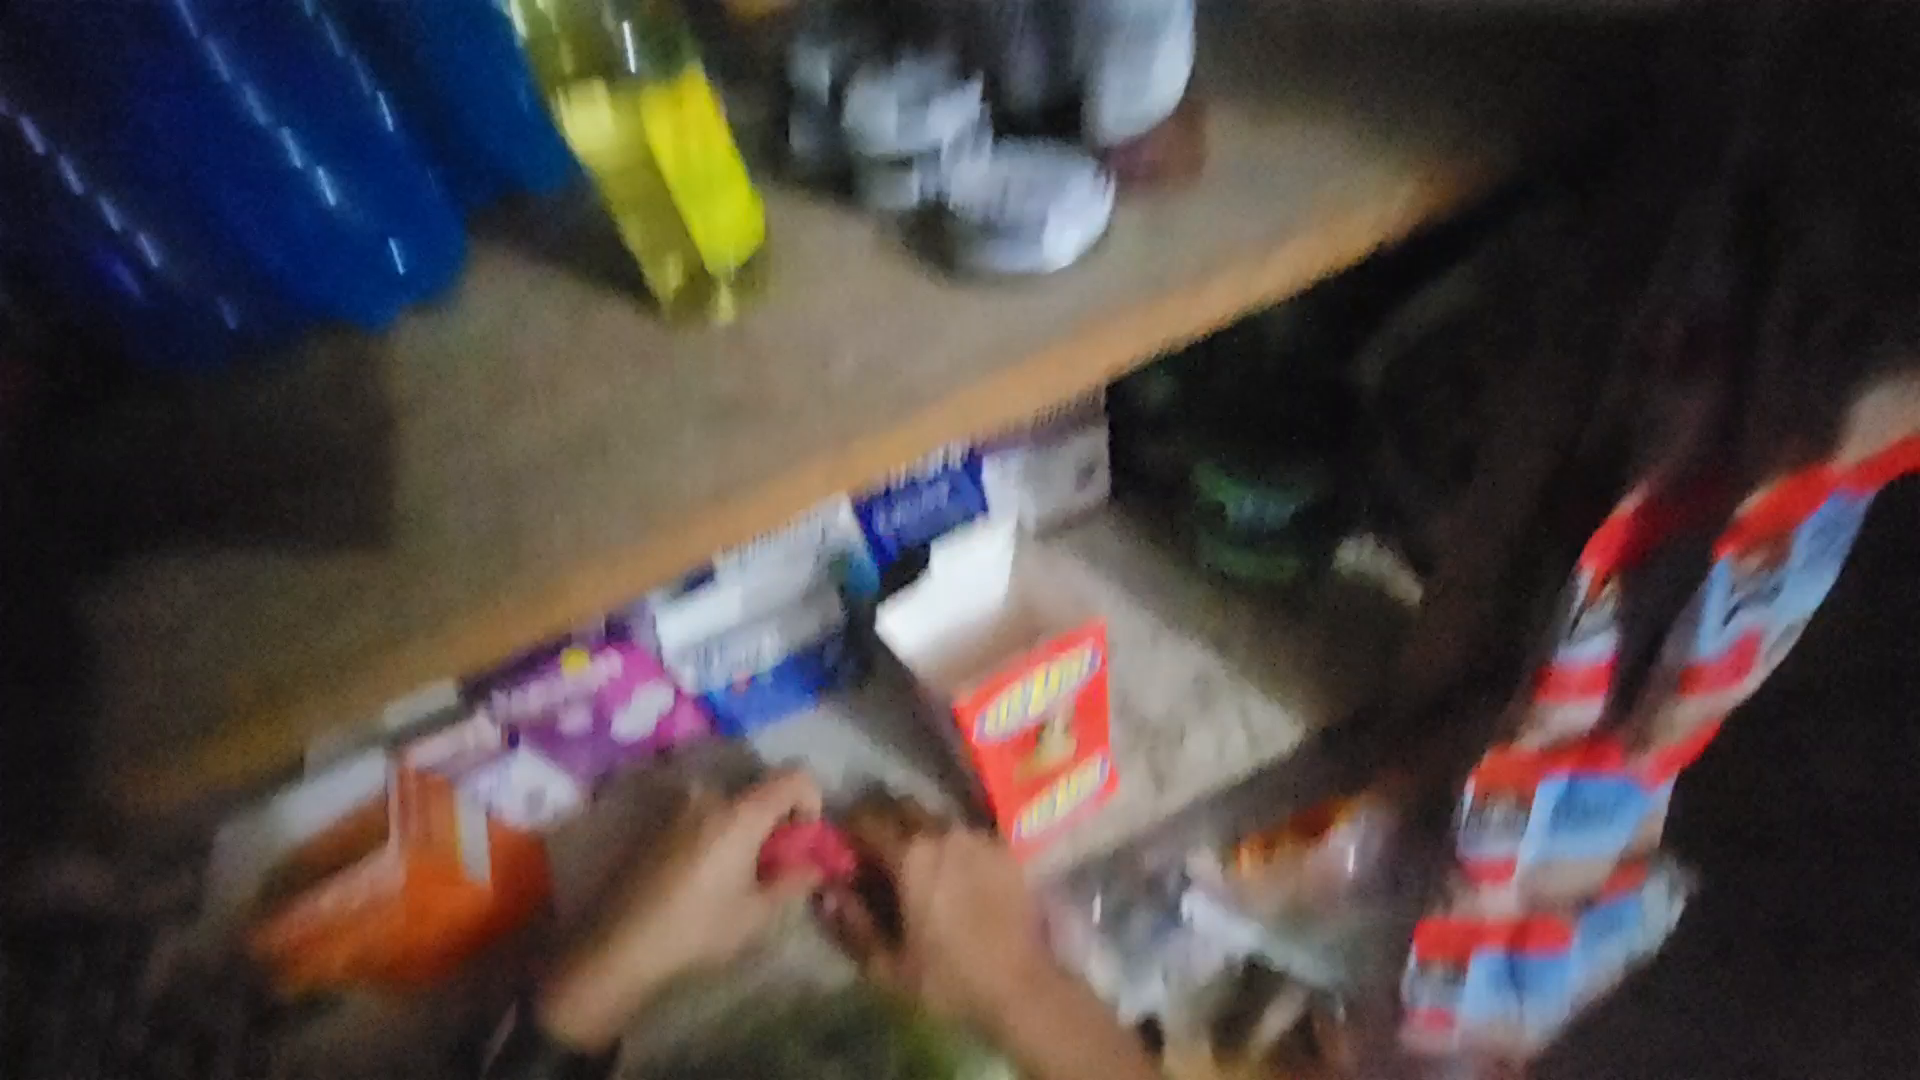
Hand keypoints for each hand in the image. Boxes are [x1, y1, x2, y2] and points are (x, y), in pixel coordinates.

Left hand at [538, 771, 824, 1051]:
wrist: (615, 950)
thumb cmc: (696, 930)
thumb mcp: (757, 915)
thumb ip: (795, 882)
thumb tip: (817, 866)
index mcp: (741, 812)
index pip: (795, 776)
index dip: (811, 800)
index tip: (804, 837)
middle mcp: (711, 796)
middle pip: (761, 790)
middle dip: (776, 820)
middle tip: (772, 862)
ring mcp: (680, 806)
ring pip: (731, 803)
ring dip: (745, 827)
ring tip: (737, 871)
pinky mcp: (657, 822)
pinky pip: (703, 813)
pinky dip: (717, 831)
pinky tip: (704, 874)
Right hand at [820, 826, 1055, 1033]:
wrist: (1021, 986)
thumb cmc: (949, 979)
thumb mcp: (888, 966)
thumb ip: (852, 924)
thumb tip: (827, 890)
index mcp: (910, 854)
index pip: (867, 819)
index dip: (850, 828)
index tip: (845, 845)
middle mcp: (943, 831)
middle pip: (903, 806)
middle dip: (885, 819)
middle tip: (878, 848)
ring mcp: (977, 835)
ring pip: (937, 816)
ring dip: (920, 829)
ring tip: (919, 861)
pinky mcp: (1004, 846)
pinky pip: (968, 832)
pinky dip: (953, 843)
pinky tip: (956, 870)